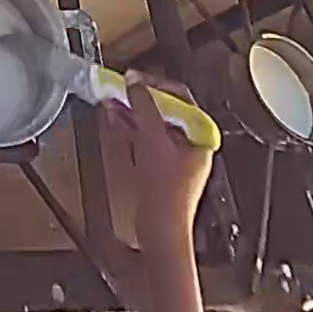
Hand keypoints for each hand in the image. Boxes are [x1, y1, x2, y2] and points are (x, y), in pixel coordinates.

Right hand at [101, 72, 215, 251]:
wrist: (160, 232)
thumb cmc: (166, 192)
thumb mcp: (152, 138)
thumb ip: (144, 106)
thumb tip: (135, 83)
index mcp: (200, 135)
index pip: (181, 96)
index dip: (156, 84)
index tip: (136, 79)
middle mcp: (191, 144)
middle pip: (165, 110)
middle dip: (140, 98)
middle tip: (122, 88)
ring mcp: (175, 157)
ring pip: (152, 124)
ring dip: (132, 111)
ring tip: (112, 98)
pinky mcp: (160, 169)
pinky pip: (145, 139)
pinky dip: (130, 127)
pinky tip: (114, 117)